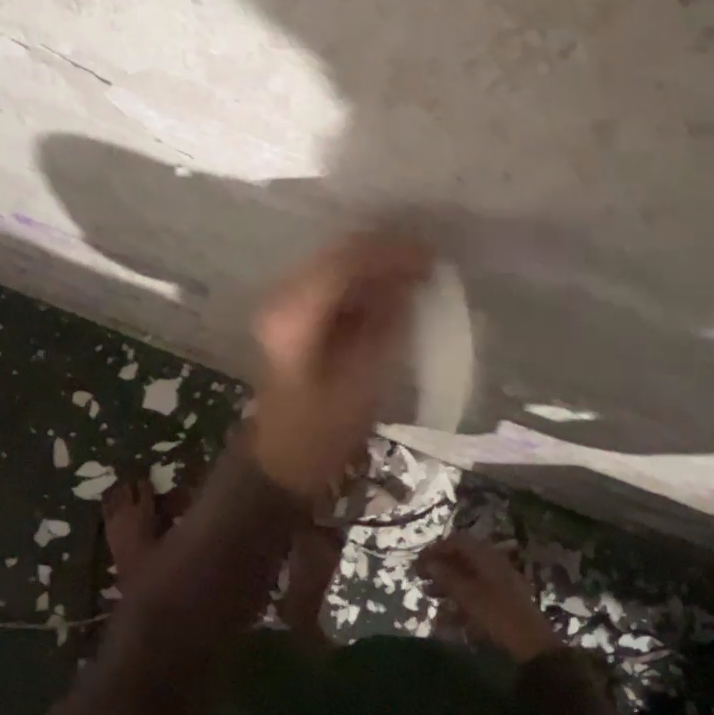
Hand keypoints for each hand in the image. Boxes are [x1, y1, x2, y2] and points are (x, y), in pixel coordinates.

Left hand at [247, 232, 431, 497]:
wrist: (281, 462)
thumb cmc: (322, 432)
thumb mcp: (363, 381)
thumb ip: (387, 325)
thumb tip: (410, 283)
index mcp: (295, 313)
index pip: (347, 260)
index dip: (392, 253)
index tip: (432, 258)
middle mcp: (283, 296)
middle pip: (340, 253)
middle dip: (387, 252)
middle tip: (430, 261)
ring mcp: (284, 302)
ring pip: (338, 262)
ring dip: (377, 263)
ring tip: (419, 273)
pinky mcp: (294, 313)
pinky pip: (334, 280)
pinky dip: (365, 280)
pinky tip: (394, 290)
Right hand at [418, 533, 562, 661]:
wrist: (532, 644)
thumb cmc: (497, 615)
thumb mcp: (468, 596)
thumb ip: (447, 577)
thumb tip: (428, 562)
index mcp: (486, 556)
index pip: (457, 541)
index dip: (435, 549)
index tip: (418, 562)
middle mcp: (493, 562)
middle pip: (462, 556)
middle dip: (440, 564)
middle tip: (420, 577)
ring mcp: (500, 579)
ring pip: (468, 572)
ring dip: (447, 579)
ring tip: (428, 593)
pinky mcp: (502, 596)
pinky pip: (476, 587)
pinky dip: (460, 593)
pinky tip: (448, 609)